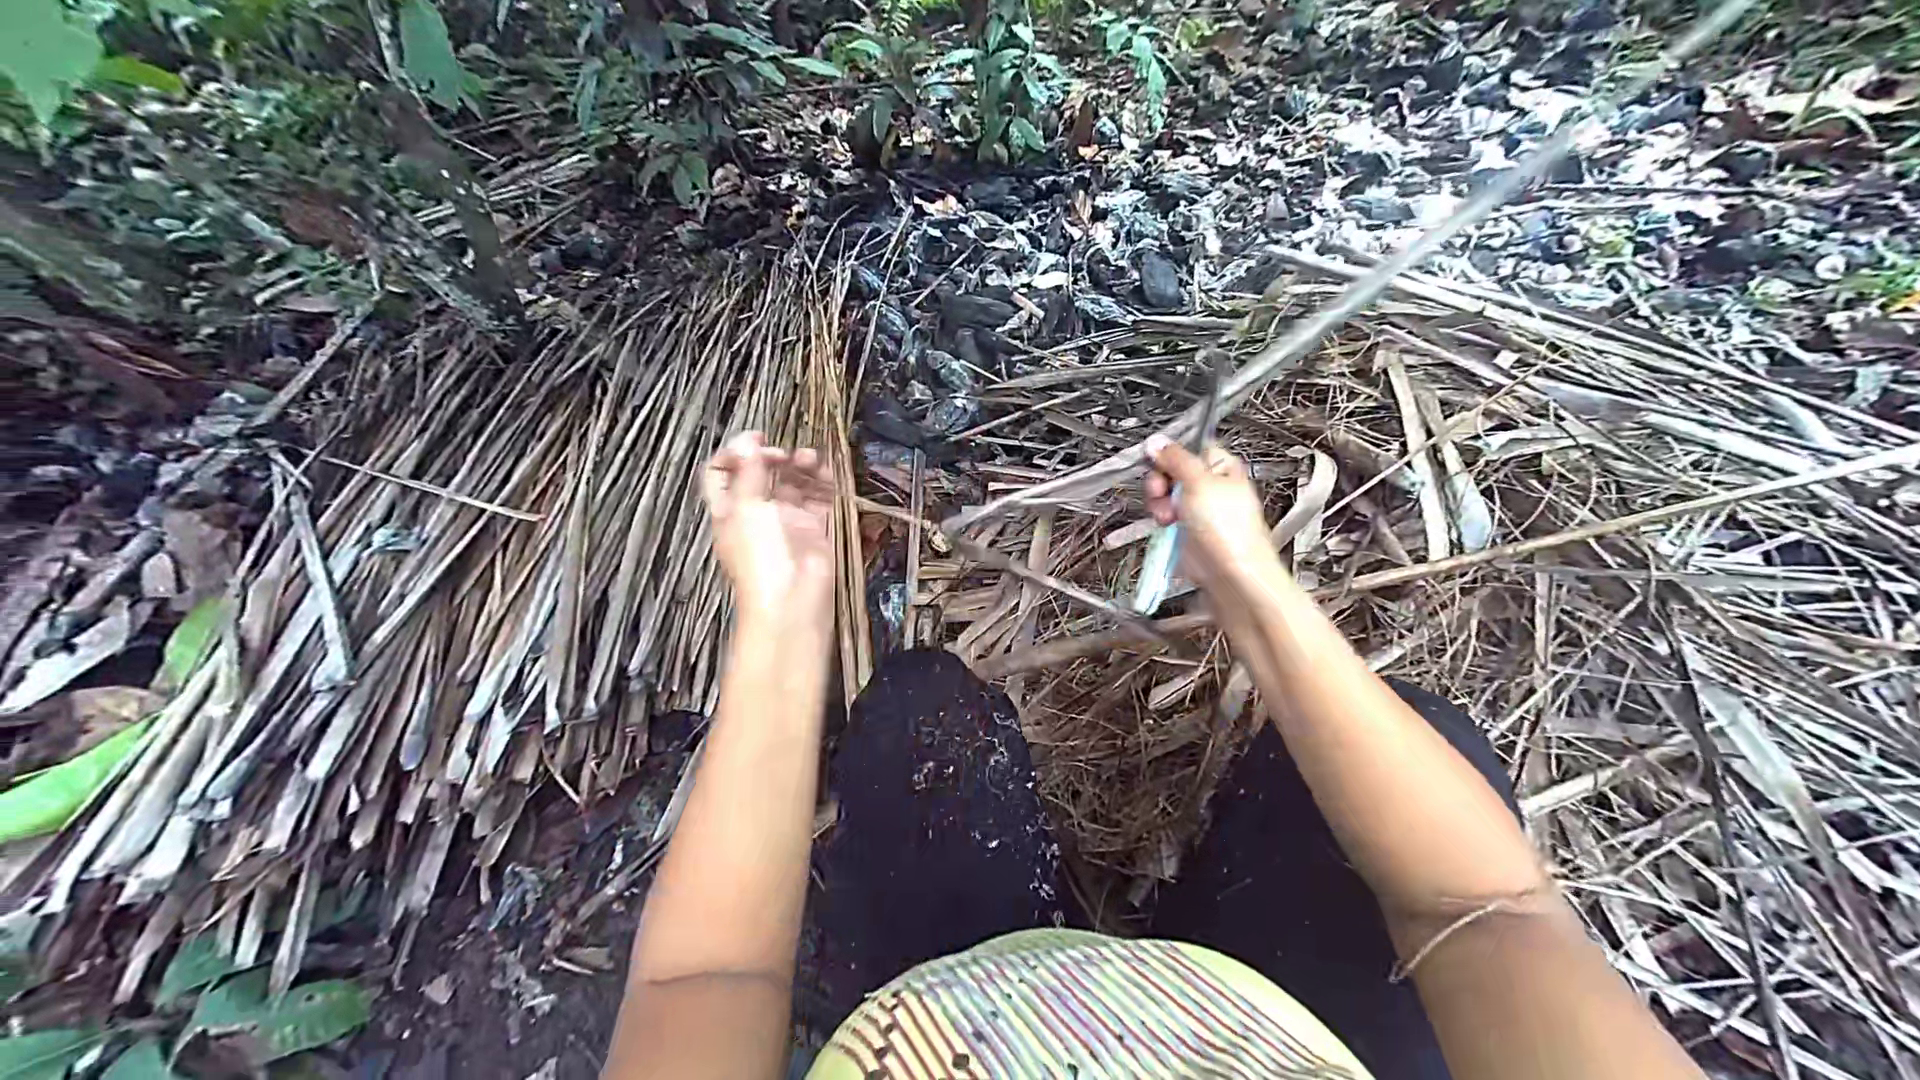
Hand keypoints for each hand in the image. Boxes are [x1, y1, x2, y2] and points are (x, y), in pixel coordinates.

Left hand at [702, 431, 834, 620]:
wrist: (792, 600)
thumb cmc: (759, 557)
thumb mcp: (745, 507)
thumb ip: (748, 470)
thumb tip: (747, 440)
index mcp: (729, 510)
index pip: (723, 472)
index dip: (735, 452)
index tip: (753, 441)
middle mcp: (757, 514)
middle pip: (762, 474)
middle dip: (773, 457)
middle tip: (782, 455)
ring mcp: (787, 521)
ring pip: (793, 484)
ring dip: (800, 466)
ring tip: (810, 459)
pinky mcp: (814, 529)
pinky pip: (820, 499)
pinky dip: (824, 482)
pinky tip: (826, 470)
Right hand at [1143, 434, 1284, 595]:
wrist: (1230, 573)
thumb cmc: (1231, 531)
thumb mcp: (1198, 482)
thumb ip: (1175, 459)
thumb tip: (1156, 443)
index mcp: (1221, 468)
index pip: (1188, 450)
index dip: (1171, 456)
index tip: (1160, 463)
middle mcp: (1210, 488)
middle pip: (1171, 473)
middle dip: (1161, 483)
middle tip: (1163, 492)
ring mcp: (1197, 511)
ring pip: (1165, 496)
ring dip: (1159, 504)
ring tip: (1168, 515)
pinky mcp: (1186, 531)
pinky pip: (1164, 518)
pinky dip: (1161, 521)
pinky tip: (1167, 526)